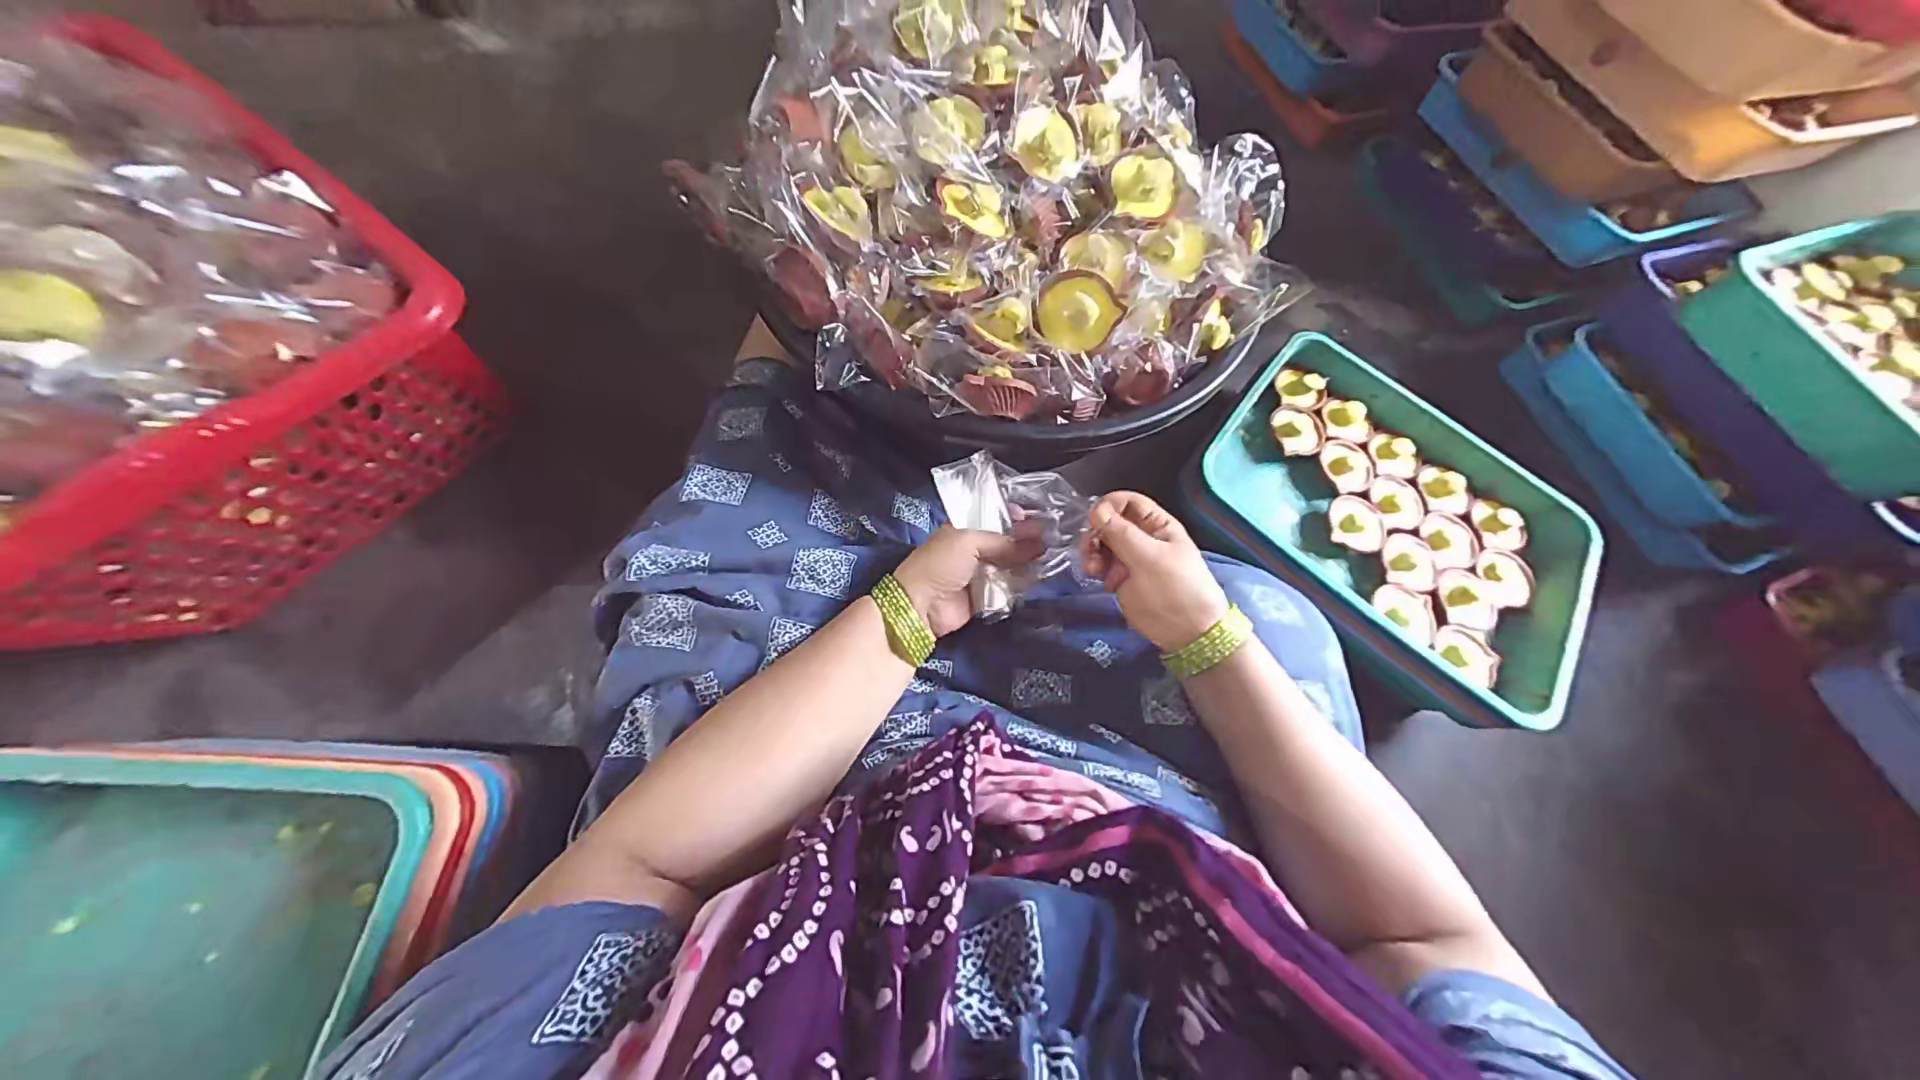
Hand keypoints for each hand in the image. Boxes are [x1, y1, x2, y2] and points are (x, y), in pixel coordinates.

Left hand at [892, 525, 1041, 637]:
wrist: (921, 606)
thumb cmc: (940, 564)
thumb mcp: (968, 541)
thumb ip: (1003, 541)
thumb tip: (1038, 542)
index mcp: (964, 528)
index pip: (995, 516)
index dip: (1015, 515)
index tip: (1038, 514)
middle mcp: (974, 548)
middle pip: (1007, 540)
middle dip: (1027, 537)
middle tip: (1051, 534)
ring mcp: (981, 572)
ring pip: (1012, 562)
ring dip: (1029, 559)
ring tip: (1051, 552)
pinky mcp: (987, 595)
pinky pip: (1011, 585)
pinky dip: (1024, 580)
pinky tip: (1041, 572)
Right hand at [1081, 491, 1229, 652]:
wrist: (1187, 632)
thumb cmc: (1176, 589)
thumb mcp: (1150, 558)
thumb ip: (1122, 534)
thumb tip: (1096, 510)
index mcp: (1158, 526)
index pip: (1128, 503)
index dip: (1109, 506)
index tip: (1094, 519)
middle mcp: (1142, 538)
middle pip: (1110, 522)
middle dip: (1096, 530)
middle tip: (1090, 546)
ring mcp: (1130, 558)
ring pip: (1101, 542)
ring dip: (1091, 549)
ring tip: (1092, 566)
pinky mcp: (1120, 578)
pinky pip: (1100, 563)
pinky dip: (1093, 565)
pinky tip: (1094, 574)